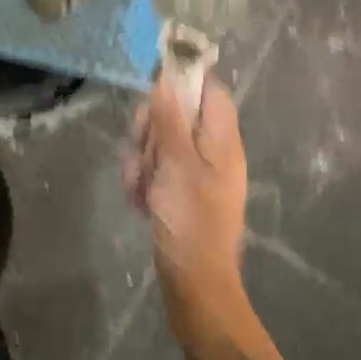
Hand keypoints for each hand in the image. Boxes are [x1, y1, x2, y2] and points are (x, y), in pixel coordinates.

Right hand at [124, 72, 247, 290]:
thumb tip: (167, 77)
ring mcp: (195, 173)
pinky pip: (155, 169)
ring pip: (158, 142)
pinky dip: (143, 180)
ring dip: (141, 159)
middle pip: (175, 114)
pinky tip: (138, 201)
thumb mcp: (176, 163)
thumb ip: (170, 118)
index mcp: (222, 140)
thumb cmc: (190, 219)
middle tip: (144, 151)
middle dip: (149, 130)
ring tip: (140, 187)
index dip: (183, 82)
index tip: (152, 90)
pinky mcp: (179, 191)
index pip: (210, 90)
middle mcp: (211, 151)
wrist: (194, 282)